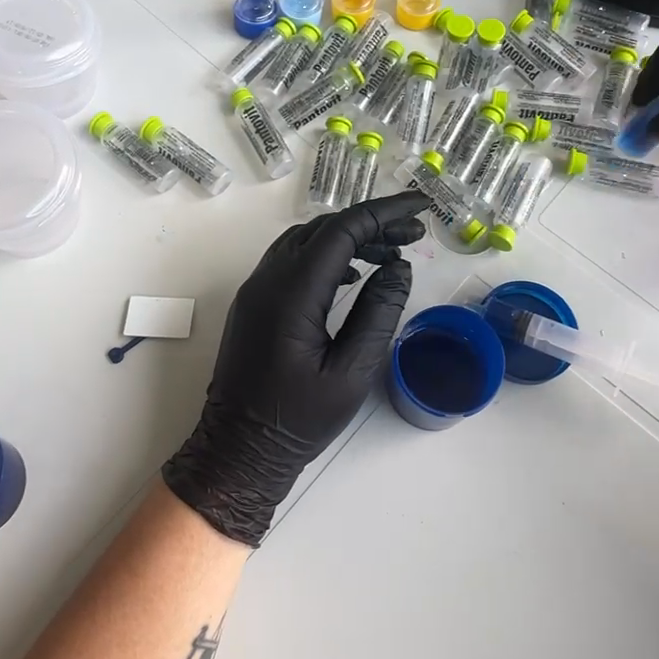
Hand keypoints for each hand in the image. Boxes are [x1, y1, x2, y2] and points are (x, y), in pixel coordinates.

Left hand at [162, 191, 428, 545]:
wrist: (238, 450)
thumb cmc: (298, 420)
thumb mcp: (352, 371)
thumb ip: (378, 313)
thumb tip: (399, 266)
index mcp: (293, 292)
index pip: (342, 230)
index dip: (384, 214)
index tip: (420, 209)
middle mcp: (268, 279)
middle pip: (323, 229)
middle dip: (370, 223)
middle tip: (413, 234)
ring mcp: (256, 290)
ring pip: (304, 241)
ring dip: (348, 238)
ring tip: (390, 254)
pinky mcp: (254, 304)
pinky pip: (291, 262)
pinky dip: (326, 256)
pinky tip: (352, 276)